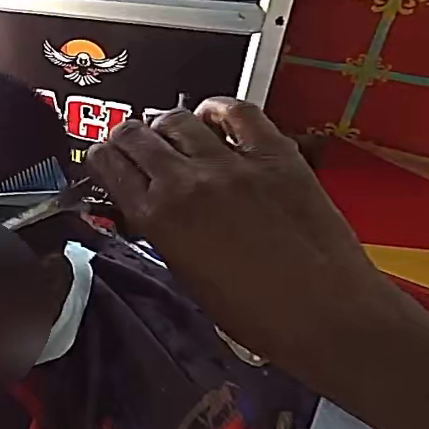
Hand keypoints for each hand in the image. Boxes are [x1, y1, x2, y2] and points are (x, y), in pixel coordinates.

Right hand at [84, 98, 418, 378]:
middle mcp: (186, 183)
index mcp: (156, 217)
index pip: (106, 162)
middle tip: (133, 145)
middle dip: (126, 136)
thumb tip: (141, 202)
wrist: (327, 318)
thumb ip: (155, 226)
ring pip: (177, 117)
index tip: (107, 159)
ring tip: (175, 136)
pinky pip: (237, 111)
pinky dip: (218, 110)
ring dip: (167, 125)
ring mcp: (230, 165)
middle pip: (133, 132)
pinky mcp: (274, 156)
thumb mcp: (181, 270)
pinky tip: (214, 119)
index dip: (101, 157)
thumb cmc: (257, 311)